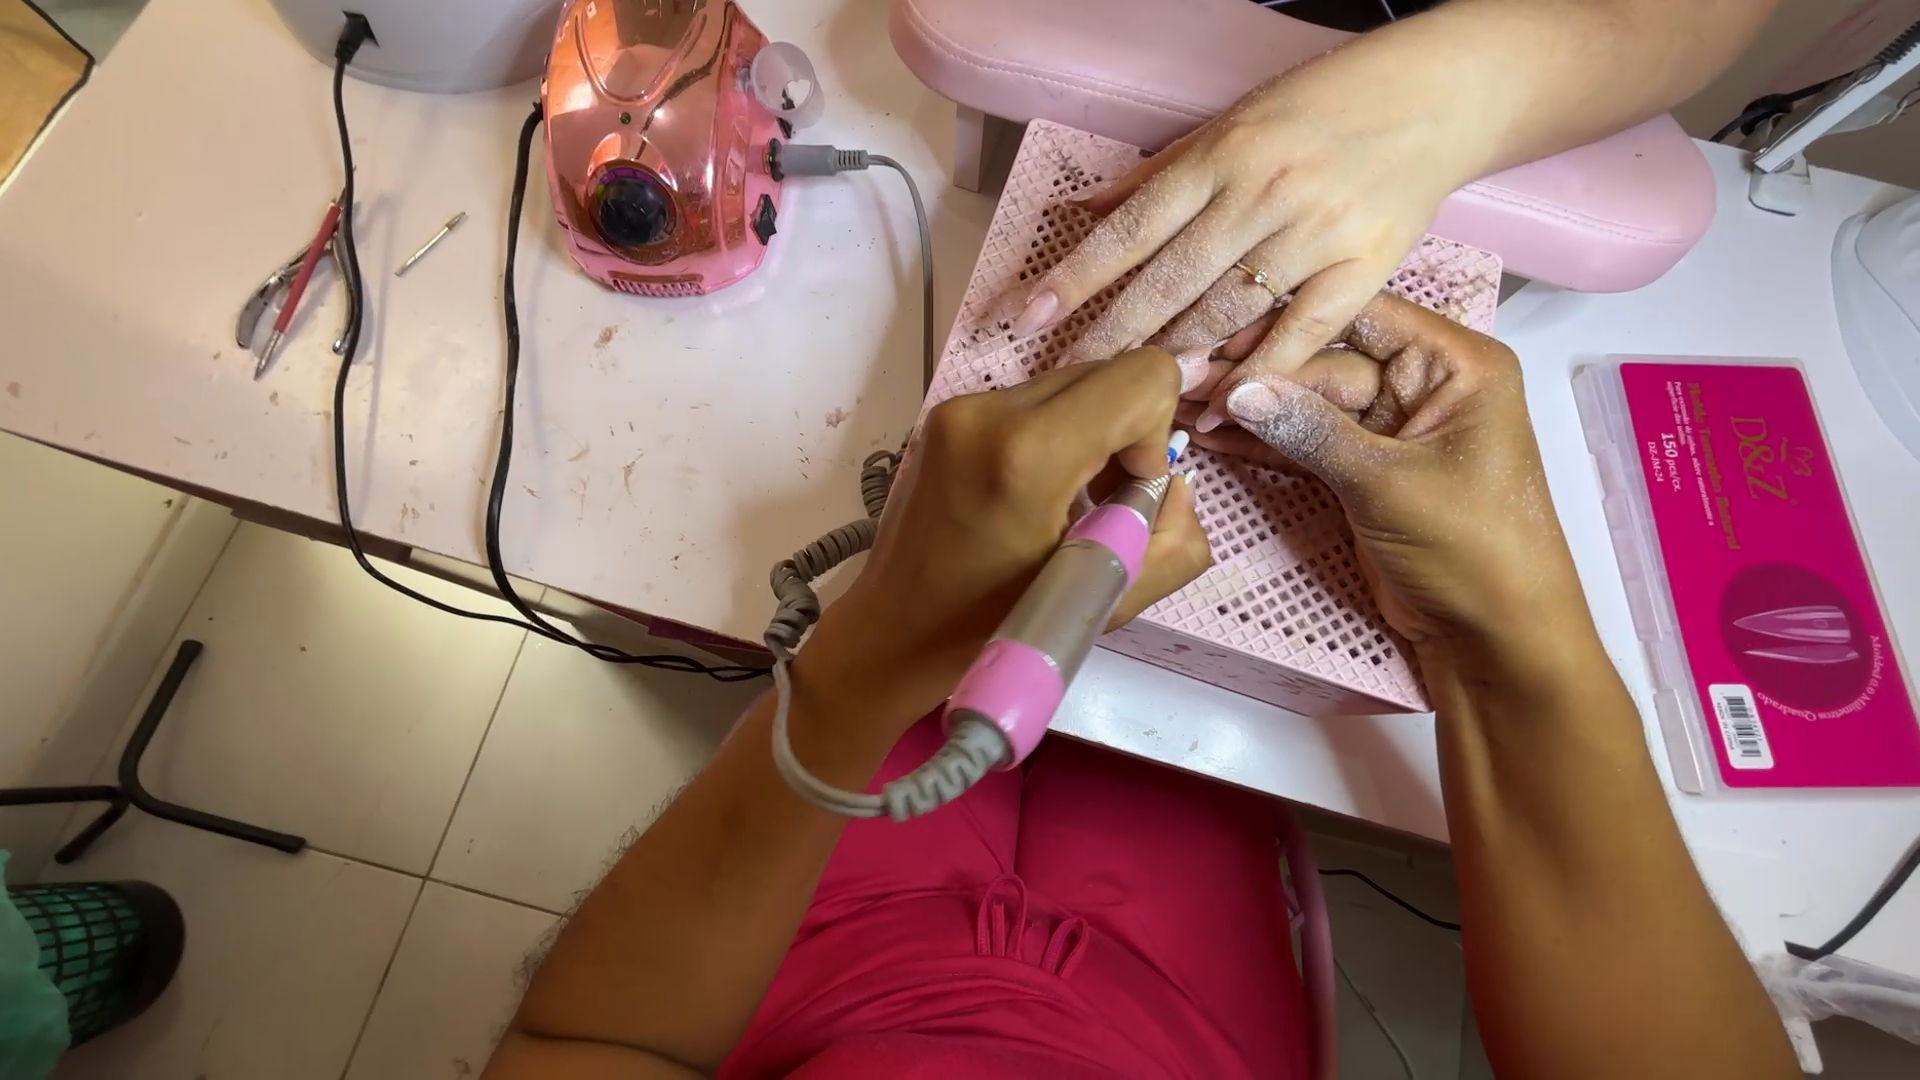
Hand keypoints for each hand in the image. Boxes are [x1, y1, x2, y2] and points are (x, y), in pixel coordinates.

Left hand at [804, 348, 1211, 730]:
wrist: (894, 635)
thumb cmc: (994, 632)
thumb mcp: (1106, 601)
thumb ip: (1174, 541)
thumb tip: (1174, 484)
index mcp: (1027, 453)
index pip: (1143, 377)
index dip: (1156, 435)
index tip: (1126, 496)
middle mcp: (987, 410)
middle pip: (1108, 375)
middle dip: (1125, 438)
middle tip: (1099, 507)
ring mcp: (958, 408)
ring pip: (1071, 387)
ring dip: (1091, 439)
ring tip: (1066, 507)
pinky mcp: (944, 416)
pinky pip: (1032, 403)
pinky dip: (1055, 438)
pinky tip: (1034, 496)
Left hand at [1008, 55, 1485, 408]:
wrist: (1443, 94)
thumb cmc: (1321, 108)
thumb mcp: (1231, 124)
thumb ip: (1157, 175)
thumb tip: (1084, 208)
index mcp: (1222, 155)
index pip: (1132, 228)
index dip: (1075, 275)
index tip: (1028, 316)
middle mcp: (1262, 192)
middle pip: (1168, 282)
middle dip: (1108, 336)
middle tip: (1065, 378)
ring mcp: (1315, 232)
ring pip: (1225, 313)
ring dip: (1171, 361)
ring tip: (1126, 398)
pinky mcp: (1363, 269)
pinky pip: (1298, 336)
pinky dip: (1253, 376)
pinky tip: (1212, 409)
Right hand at [1186, 294, 1583, 651]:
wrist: (1489, 633)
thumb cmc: (1469, 546)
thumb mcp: (1386, 481)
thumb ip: (1309, 431)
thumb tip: (1238, 391)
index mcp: (1452, 365)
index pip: (1360, 318)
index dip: (1289, 325)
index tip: (1220, 338)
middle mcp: (1419, 385)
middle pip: (1322, 364)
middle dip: (1254, 377)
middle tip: (1186, 382)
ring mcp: (1383, 430)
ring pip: (1304, 406)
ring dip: (1248, 410)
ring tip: (1184, 406)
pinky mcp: (1356, 469)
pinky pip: (1301, 443)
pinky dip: (1261, 444)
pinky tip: (1213, 437)